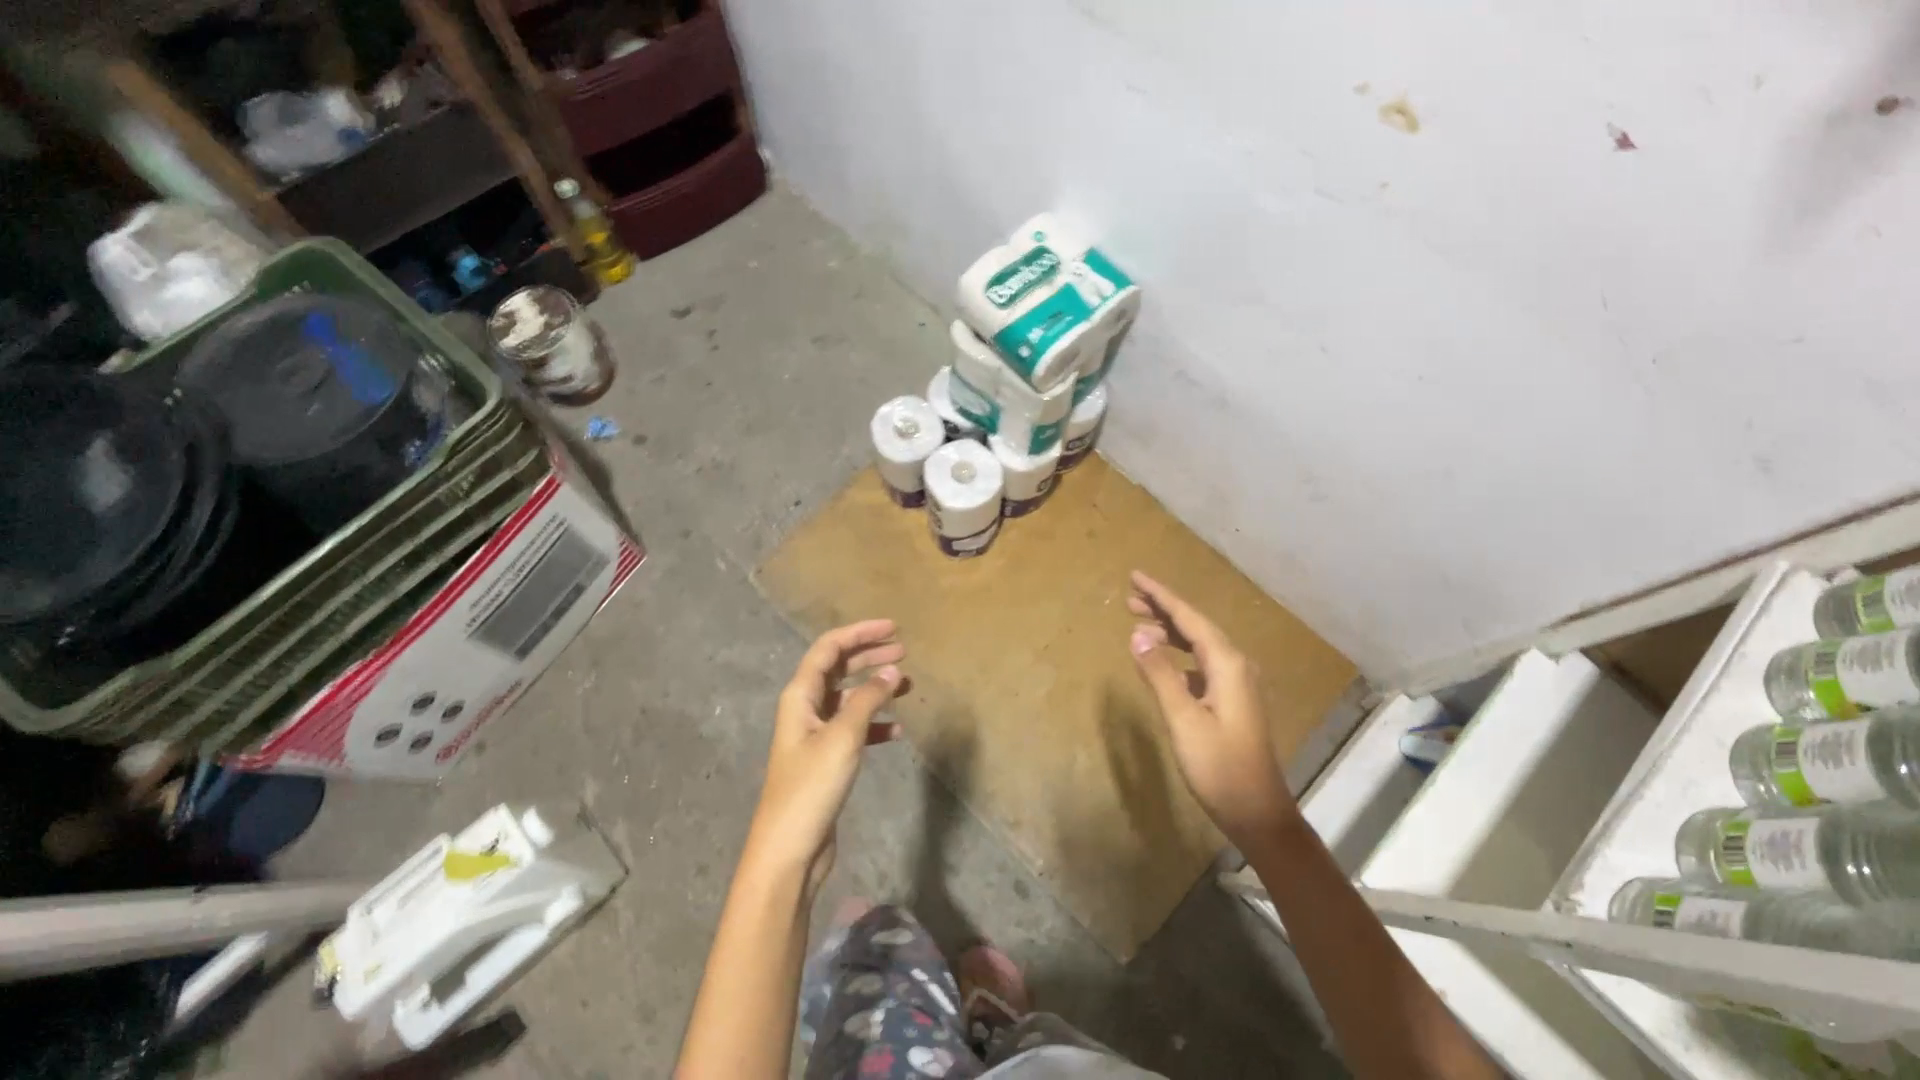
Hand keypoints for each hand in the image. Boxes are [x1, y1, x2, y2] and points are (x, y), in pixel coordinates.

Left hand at [743, 620, 905, 892]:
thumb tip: (891, 670)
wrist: (790, 847)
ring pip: (847, 699)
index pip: (828, 649)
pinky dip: (874, 724)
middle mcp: (804, 709)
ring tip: (907, 684)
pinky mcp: (825, 761)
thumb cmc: (812, 787)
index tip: (893, 628)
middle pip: (837, 669)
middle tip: (903, 650)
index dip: (859, 633)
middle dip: (868, 656)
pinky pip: (853, 729)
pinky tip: (895, 730)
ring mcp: (814, 735)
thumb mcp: (843, 738)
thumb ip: (868, 700)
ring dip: (874, 688)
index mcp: (800, 696)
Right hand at [1126, 571, 1298, 852]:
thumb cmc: (1219, 767)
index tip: (1135, 577)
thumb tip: (1138, 634)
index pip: (1189, 618)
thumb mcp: (1183, 720)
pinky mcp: (1233, 702)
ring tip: (1140, 624)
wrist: (1257, 811)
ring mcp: (1238, 685)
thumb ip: (1160, 674)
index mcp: (1228, 665)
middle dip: (1164, 609)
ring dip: (1171, 632)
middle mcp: (1237, 666)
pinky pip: (1203, 665)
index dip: (1161, 596)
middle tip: (1129, 598)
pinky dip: (1180, 656)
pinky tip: (1164, 663)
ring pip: (1201, 645)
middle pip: (1197, 627)